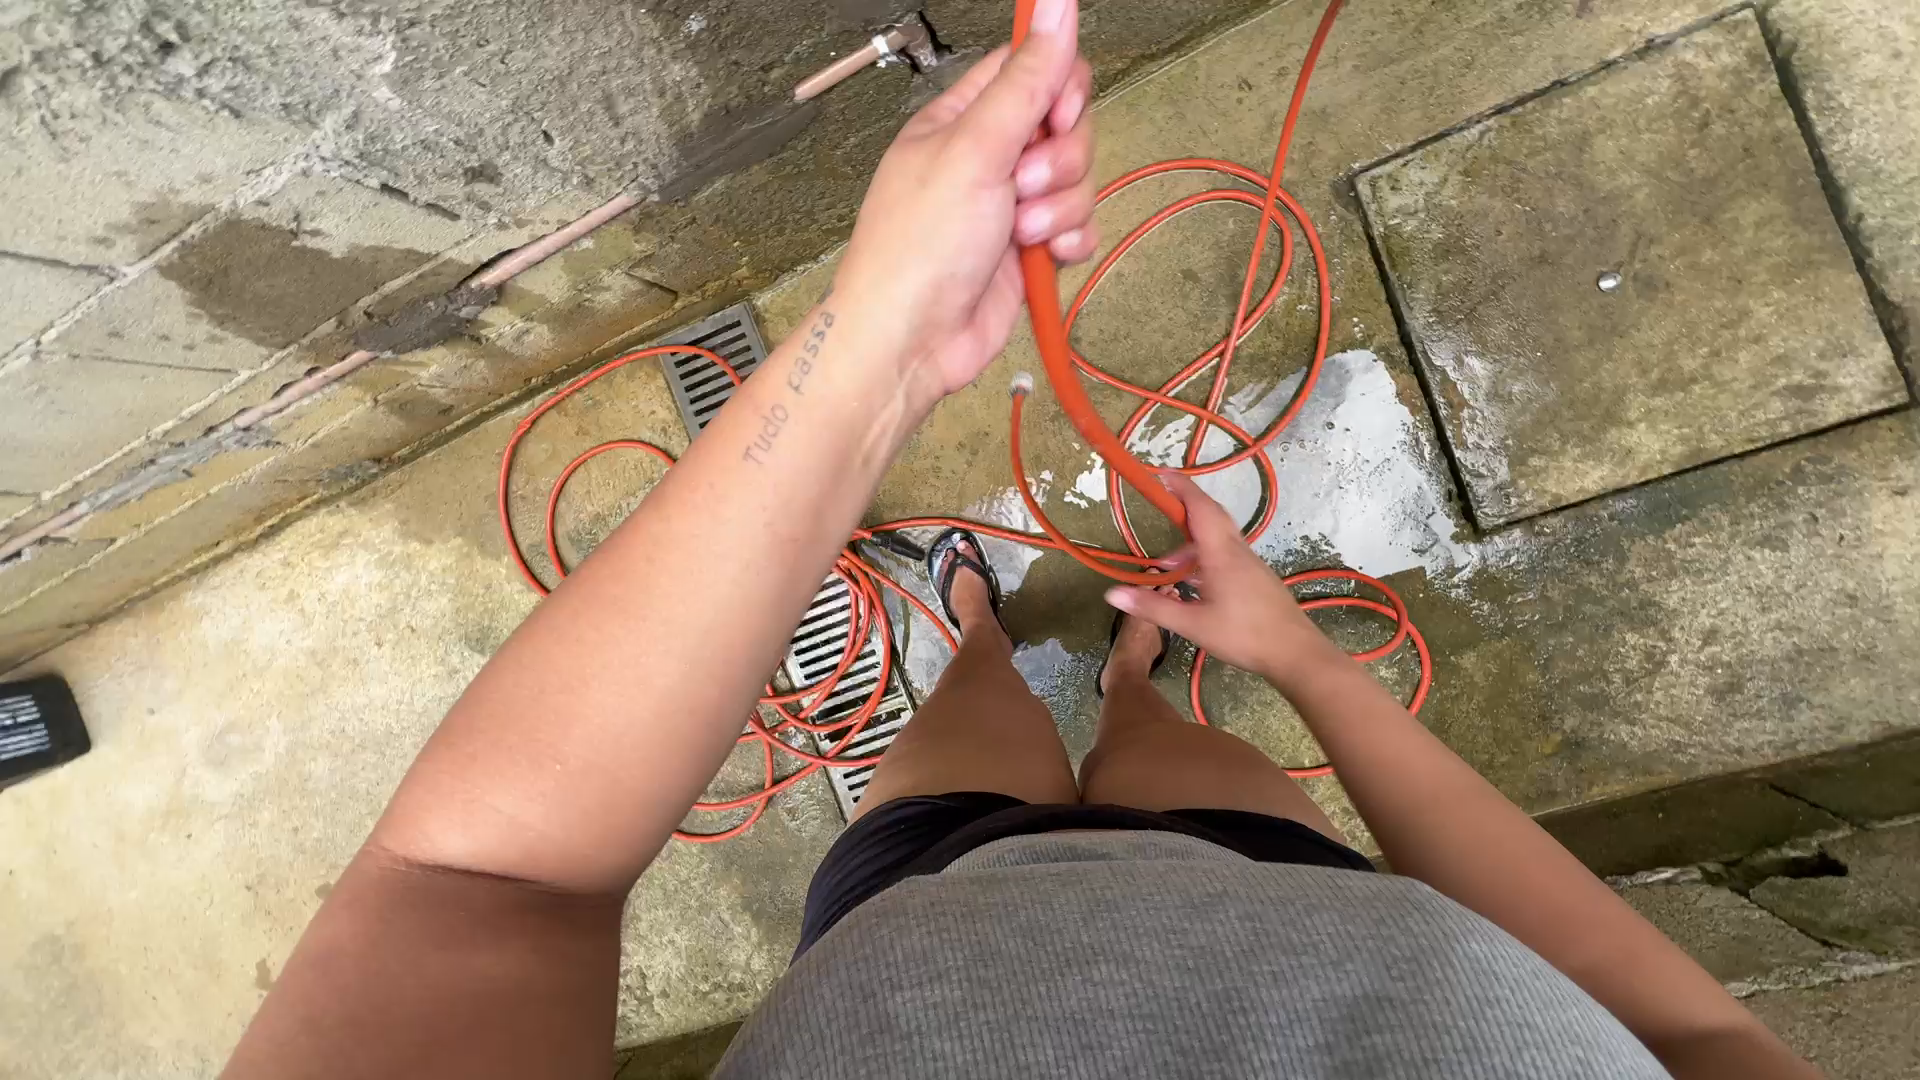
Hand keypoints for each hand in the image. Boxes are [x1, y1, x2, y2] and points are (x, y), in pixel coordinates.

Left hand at [833, 0, 1096, 397]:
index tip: (1056, 116)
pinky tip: (1047, 257)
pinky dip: (1070, 241)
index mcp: (963, 121)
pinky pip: (1077, 228)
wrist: (914, 342)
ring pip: (1077, 181)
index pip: (1030, 72)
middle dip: (1059, 160)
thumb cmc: (919, 248)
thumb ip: (1024, 81)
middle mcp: (989, 161)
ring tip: (1021, 234)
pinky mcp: (1029, 254)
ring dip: (1060, 207)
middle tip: (1021, 188)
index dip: (1058, 88)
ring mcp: (1011, 209)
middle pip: (1064, 127)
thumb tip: (1057, 3)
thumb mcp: (973, 151)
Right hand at [1103, 473, 1339, 687]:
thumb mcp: (1192, 624)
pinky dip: (1203, 555)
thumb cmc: (1244, 635)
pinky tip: (1192, 581)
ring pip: (1218, 537)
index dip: (1180, 487)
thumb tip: (1112, 594)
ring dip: (1191, 539)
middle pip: (1211, 514)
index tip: (1159, 473)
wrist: (1296, 653)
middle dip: (1185, 504)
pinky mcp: (1254, 578)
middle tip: (1161, 502)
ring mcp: (1248, 564)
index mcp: (1221, 554)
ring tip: (1165, 563)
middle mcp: (1236, 551)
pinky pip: (1225, 553)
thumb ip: (1152, 607)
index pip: (1199, 508)